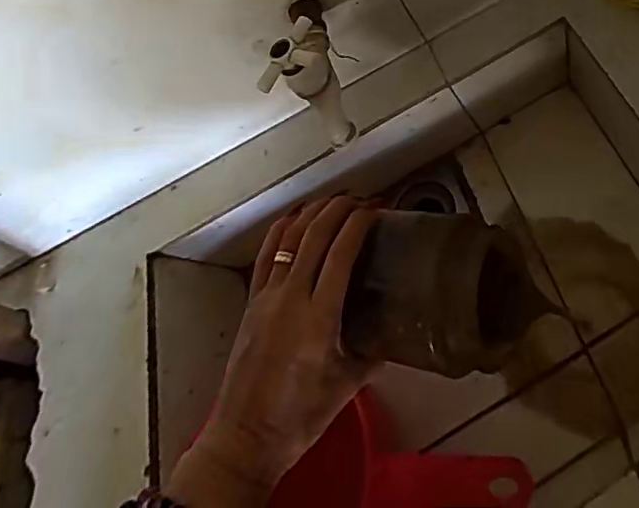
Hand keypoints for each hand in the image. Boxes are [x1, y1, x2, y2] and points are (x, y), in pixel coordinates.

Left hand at [167, 197, 380, 507]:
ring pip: (289, 237)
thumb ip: (374, 350)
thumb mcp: (349, 383)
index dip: (359, 222)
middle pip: (315, 234)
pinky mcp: (252, 301)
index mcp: (319, 317)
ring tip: (333, 200)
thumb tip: (392, 328)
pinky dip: (281, 228)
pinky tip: (294, 216)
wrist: (246, 438)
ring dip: (312, 212)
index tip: (375, 208)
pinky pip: (267, 254)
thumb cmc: (300, 416)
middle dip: (339, 208)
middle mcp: (291, 298)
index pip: (341, 252)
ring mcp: (267, 297)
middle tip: (361, 199)